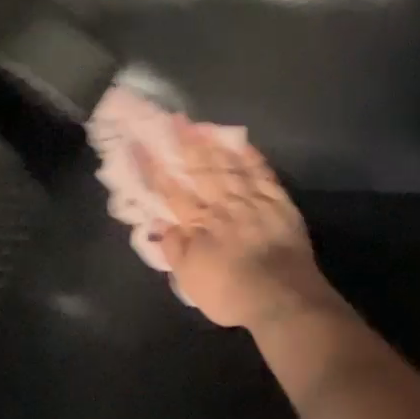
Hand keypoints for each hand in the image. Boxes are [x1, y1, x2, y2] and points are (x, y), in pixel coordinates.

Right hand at [136, 118, 334, 328]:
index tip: (138, 145)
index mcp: (198, 223)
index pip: (170, 191)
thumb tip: (160, 222)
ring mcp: (253, 200)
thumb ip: (174, 248)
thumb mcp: (190, 278)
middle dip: (185, 144)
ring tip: (201, 125)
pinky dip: (251, 157)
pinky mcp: (280, 203)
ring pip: (230, 166)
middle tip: (173, 119)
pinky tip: (241, 143)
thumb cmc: (230, 294)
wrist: (281, 298)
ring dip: (214, 144)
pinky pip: (262, 173)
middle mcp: (223, 205)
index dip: (153, 168)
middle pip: (200, 170)